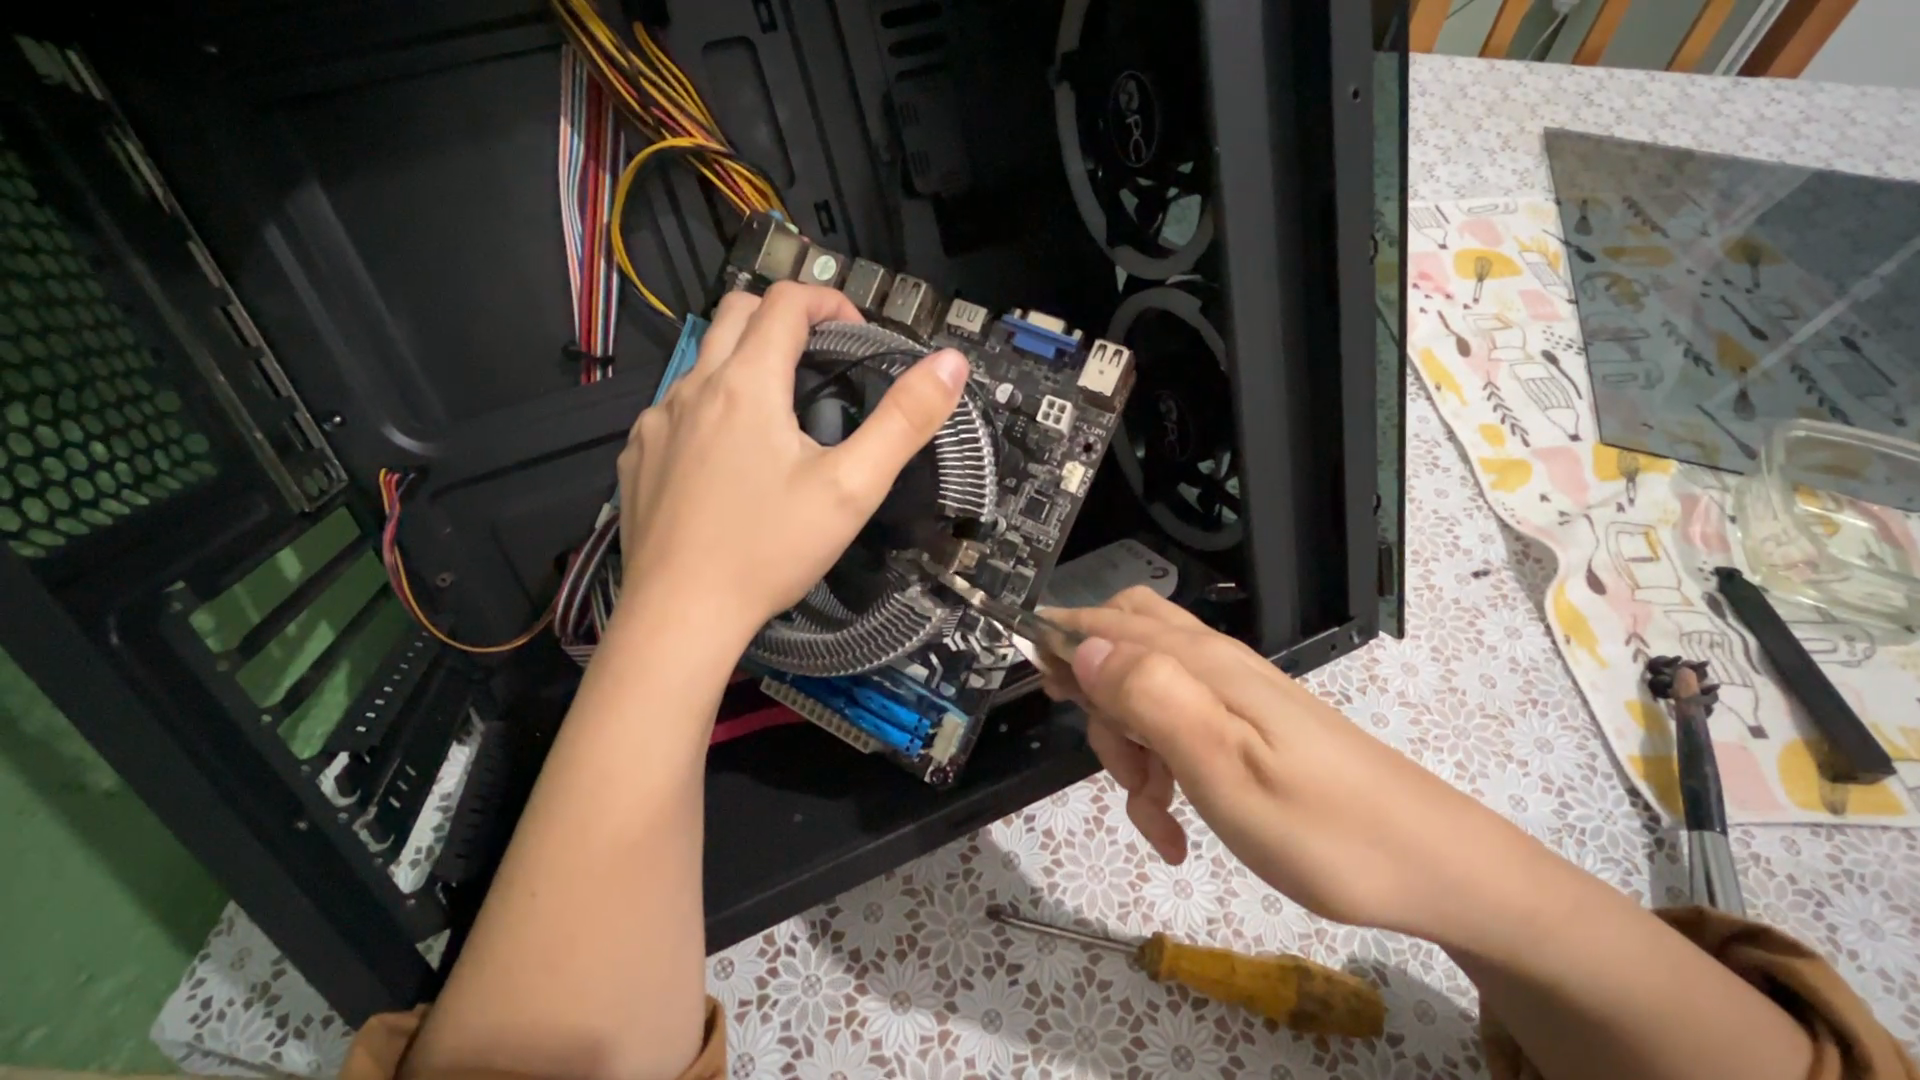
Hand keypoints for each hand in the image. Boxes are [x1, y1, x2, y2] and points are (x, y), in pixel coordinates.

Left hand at [615, 282, 969, 636]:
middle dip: (782, 318)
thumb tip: (950, 362)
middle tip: (820, 359)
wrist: (680, 614)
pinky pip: (675, 407)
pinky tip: (728, 459)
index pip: (785, 300)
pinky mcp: (639, 455)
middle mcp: (693, 387)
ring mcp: (657, 421)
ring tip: (779, 415)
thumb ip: (904, 421)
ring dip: (745, 363)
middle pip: (737, 313)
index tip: (855, 333)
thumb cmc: (770, 550)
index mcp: (747, 383)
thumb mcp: (852, 488)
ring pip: (703, 361)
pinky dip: (709, 408)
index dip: (828, 300)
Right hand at [1041, 588, 1531, 938]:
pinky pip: (1181, 733)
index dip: (1061, 637)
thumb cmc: (1324, 829)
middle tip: (1108, 760)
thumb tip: (1086, 645)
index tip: (1034, 681)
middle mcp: (1217, 668)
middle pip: (1124, 645)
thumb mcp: (1223, 771)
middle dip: (1095, 699)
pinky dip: (1163, 772)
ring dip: (1130, 751)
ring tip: (1154, 814)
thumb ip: (1152, 700)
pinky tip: (1176, 828)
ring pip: (1148, 696)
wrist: (1435, 868)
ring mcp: (1235, 701)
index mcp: (1205, 666)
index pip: (1111, 620)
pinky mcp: (1250, 733)